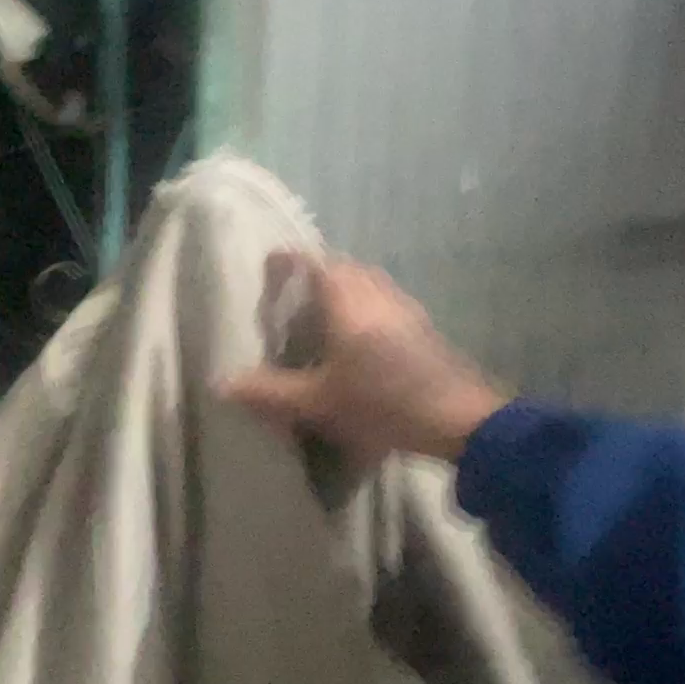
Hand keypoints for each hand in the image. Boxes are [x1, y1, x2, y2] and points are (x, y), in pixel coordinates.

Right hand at [220, 251, 506, 462]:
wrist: (462, 422)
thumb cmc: (382, 403)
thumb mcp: (316, 402)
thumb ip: (269, 392)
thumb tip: (222, 384)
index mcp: (350, 306)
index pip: (319, 265)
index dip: (292, 260)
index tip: (270, 262)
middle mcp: (379, 300)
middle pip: (347, 270)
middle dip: (316, 273)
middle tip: (288, 290)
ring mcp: (405, 314)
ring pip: (368, 286)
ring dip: (342, 290)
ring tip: (314, 312)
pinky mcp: (421, 333)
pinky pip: (383, 305)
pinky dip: (360, 308)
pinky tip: (350, 339)